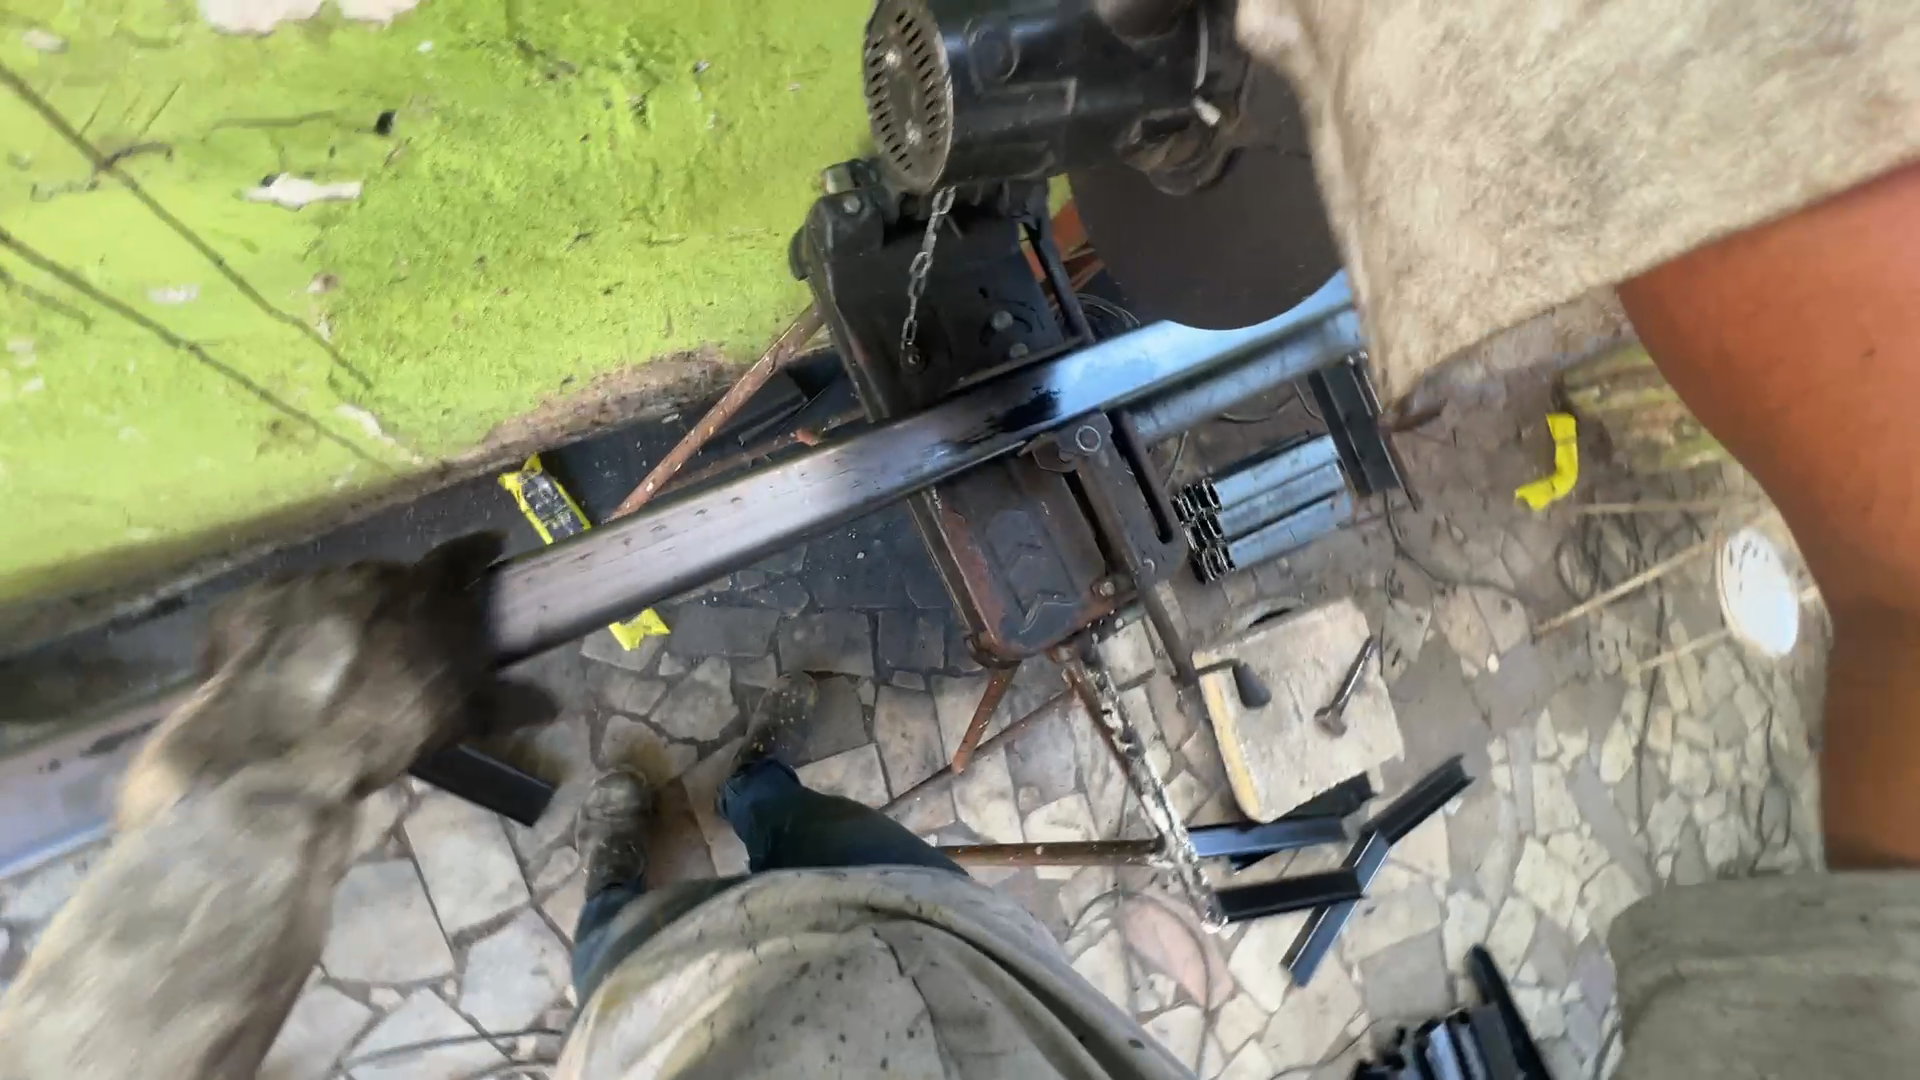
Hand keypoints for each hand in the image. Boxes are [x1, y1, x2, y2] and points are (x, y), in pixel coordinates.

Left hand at [120, 534, 552, 826]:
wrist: (273, 754)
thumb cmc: (386, 727)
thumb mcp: (460, 720)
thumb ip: (508, 705)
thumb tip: (555, 706)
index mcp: (429, 592)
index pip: (464, 555)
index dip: (478, 552)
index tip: (490, 548)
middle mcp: (371, 574)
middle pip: (396, 577)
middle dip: (403, 599)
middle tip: (403, 635)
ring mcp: (304, 586)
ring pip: (336, 590)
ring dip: (345, 613)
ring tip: (337, 657)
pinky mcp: (246, 606)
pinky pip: (278, 608)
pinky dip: (286, 628)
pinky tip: (284, 666)